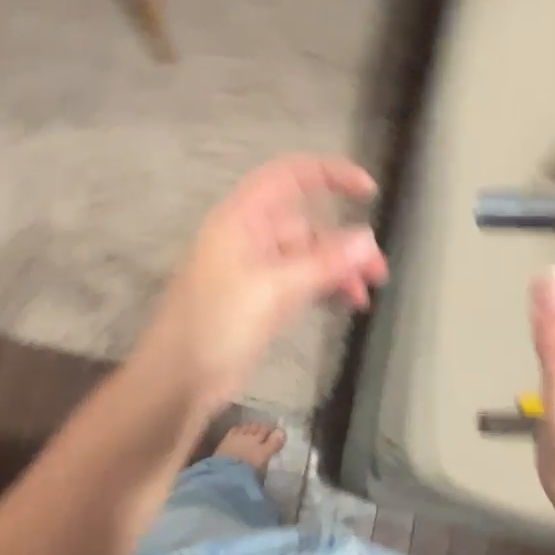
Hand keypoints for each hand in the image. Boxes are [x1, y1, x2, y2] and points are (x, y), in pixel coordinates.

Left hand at [137, 154, 389, 413]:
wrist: (177, 379)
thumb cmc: (216, 324)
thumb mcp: (273, 290)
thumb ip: (323, 263)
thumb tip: (368, 239)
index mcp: (243, 218)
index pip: (290, 176)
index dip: (330, 174)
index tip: (369, 192)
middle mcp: (250, 236)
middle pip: (306, 223)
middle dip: (344, 241)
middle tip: (378, 271)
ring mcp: (256, 269)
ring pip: (308, 256)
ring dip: (339, 269)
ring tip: (366, 294)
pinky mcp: (261, 299)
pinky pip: (302, 281)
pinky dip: (325, 287)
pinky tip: (347, 304)